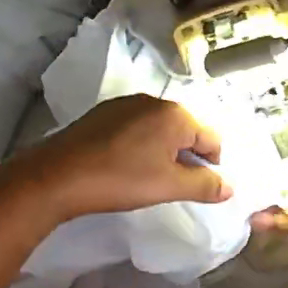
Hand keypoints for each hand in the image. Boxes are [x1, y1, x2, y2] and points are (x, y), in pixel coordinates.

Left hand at [2, 95, 232, 222]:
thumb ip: (204, 185)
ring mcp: (126, 103)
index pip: (211, 138)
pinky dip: (140, 143)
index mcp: (175, 115)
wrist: (58, 175)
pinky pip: (136, 126)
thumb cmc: (120, 180)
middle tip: (174, 183)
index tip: (199, 187)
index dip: (212, 164)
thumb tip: (230, 187)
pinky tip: (125, 164)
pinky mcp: (104, 112)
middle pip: (186, 129)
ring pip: (159, 127)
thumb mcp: (168, 187)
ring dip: (163, 149)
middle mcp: (154, 100)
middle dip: (187, 155)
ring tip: (148, 176)